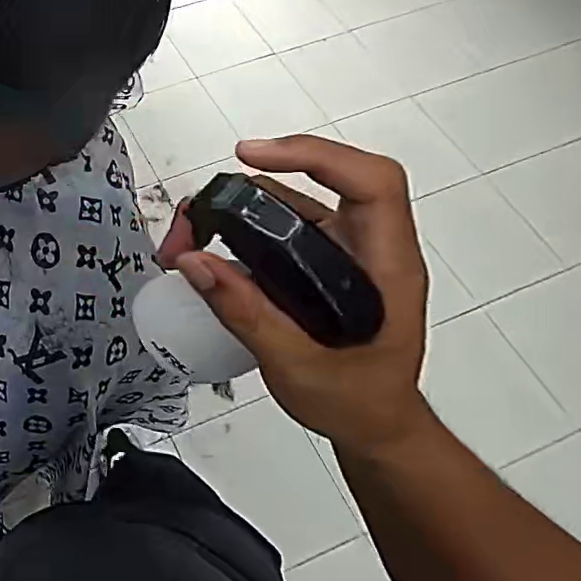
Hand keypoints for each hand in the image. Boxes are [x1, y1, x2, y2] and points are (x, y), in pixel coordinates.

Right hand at [160, 136, 434, 455]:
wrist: (374, 424)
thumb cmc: (358, 402)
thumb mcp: (297, 367)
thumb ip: (246, 314)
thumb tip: (196, 263)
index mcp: (387, 267)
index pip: (371, 182)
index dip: (316, 156)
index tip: (255, 156)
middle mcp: (370, 247)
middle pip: (324, 179)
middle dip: (257, 181)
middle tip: (202, 208)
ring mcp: (345, 251)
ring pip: (296, 199)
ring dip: (242, 205)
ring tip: (193, 230)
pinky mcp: (323, 260)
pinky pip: (285, 224)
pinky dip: (245, 225)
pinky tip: (214, 245)